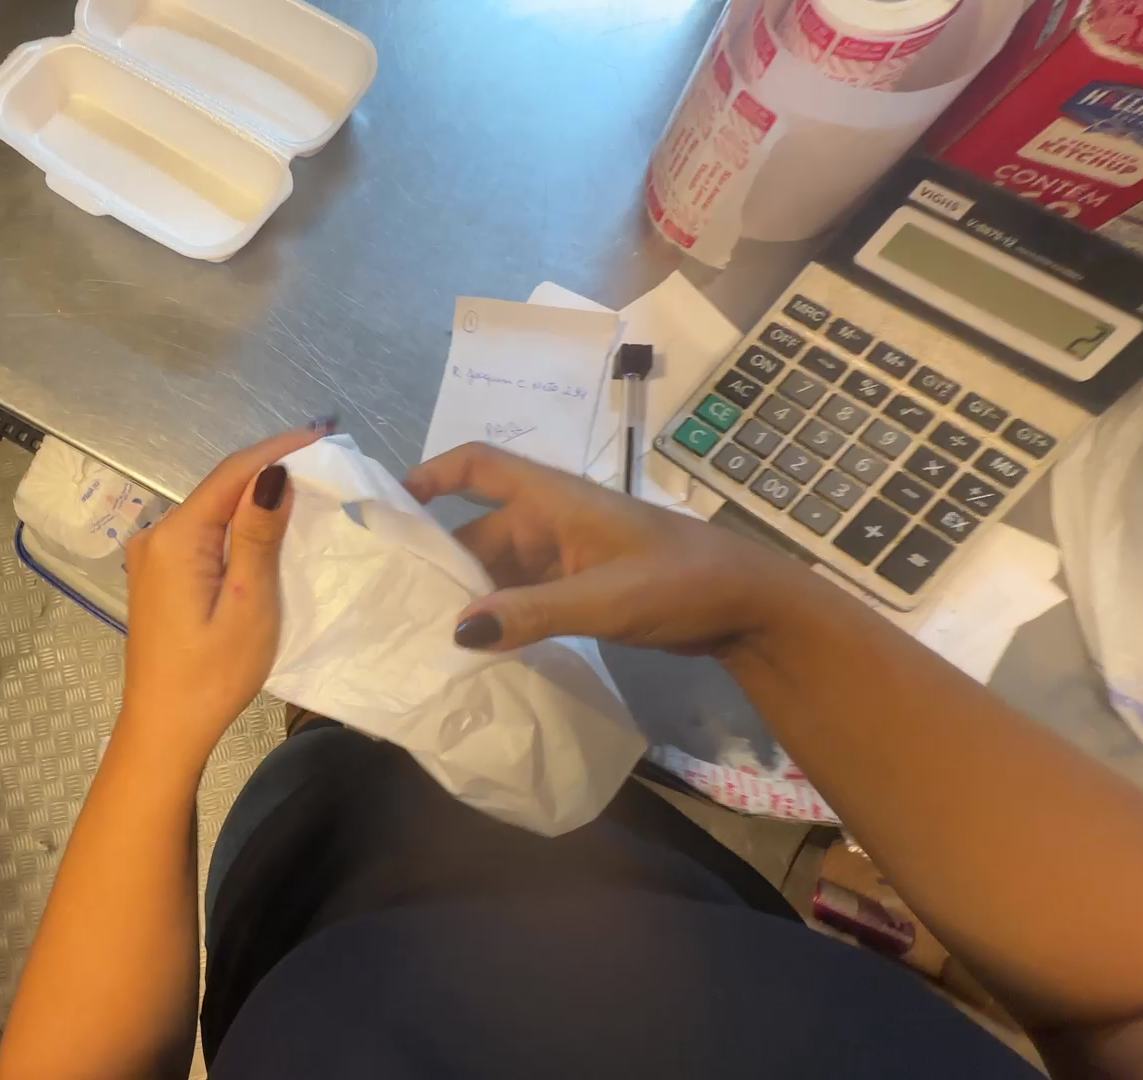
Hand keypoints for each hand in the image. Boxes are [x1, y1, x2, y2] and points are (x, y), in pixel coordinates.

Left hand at [117, 425, 329, 764]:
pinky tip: (263, 523)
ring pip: (211, 509)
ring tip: (303, 483)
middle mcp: (155, 536)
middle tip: (321, 457)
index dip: (276, 449)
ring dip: (252, 495)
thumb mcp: (248, 604)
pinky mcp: (158, 575)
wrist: (165, 728)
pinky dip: (235, 521)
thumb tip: (273, 474)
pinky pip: (202, 533)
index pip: (231, 473)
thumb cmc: (213, 675)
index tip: (321, 435)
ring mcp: (152, 556)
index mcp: (176, 538)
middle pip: (218, 487)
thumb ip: (257, 536)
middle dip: (267, 468)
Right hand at [403, 442, 819, 654]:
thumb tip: (458, 630)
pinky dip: (495, 614)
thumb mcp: (605, 598)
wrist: (752, 609)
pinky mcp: (571, 585)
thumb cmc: (683, 581)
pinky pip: (517, 594)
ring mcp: (558, 555)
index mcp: (552, 499)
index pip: (477, 466)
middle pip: (475, 530)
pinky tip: (474, 644)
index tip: (390, 505)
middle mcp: (547, 520)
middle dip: (440, 560)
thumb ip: (531, 612)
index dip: (431, 474)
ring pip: (494, 567)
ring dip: (466, 594)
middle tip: (399, 598)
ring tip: (424, 628)